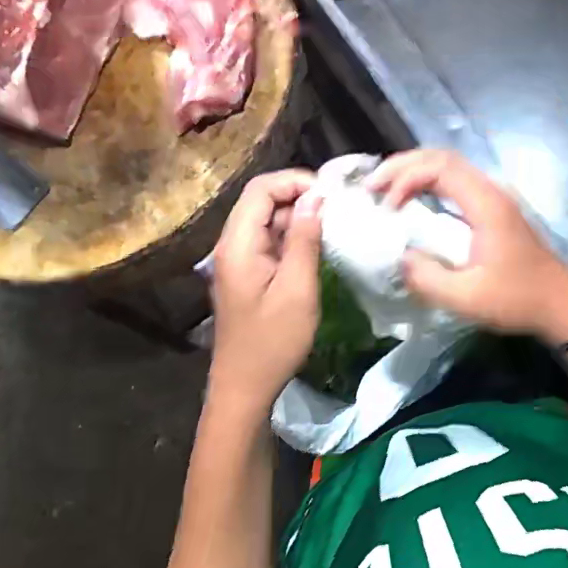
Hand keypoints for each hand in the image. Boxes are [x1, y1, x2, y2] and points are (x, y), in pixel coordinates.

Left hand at [208, 170, 323, 406]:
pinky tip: (314, 250)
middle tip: (336, 211)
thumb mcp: (297, 289)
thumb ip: (304, 240)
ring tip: (331, 229)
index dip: (295, 181)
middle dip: (299, 197)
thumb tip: (316, 198)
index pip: (261, 188)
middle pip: (261, 200)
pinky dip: (290, 238)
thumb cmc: (273, 341)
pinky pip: (267, 242)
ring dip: (296, 218)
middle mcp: (231, 244)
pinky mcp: (246, 275)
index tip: (330, 196)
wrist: (244, 386)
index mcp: (238, 244)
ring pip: (266, 221)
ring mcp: (237, 260)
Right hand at [369, 150, 567, 343]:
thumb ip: (427, 278)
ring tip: (383, 190)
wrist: (562, 304)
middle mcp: (490, 191)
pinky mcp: (491, 210)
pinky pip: (453, 183)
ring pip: (447, 167)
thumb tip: (400, 257)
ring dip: (413, 173)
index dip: (405, 178)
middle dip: (401, 166)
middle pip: (441, 157)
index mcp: (486, 204)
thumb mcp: (467, 298)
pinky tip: (409, 201)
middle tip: (371, 186)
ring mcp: (493, 198)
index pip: (439, 167)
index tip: (386, 206)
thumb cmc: (517, 300)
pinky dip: (426, 184)